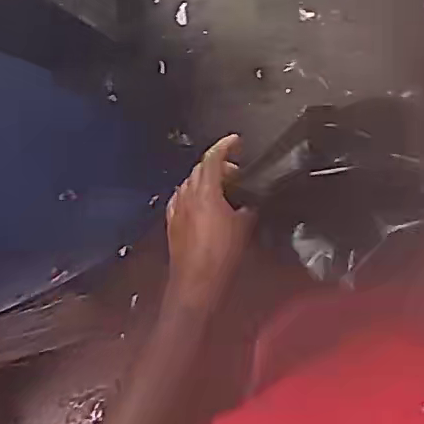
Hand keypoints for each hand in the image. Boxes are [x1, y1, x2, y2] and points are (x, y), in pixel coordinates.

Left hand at [164, 134, 254, 311]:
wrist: (195, 283)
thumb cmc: (222, 254)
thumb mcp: (245, 226)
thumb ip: (248, 207)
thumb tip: (251, 201)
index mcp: (205, 191)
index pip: (213, 158)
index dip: (225, 146)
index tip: (236, 141)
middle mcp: (187, 194)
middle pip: (200, 168)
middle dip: (218, 164)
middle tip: (236, 170)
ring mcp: (176, 208)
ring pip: (190, 182)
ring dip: (206, 179)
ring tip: (224, 187)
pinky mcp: (172, 222)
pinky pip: (183, 198)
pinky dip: (195, 194)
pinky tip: (204, 204)